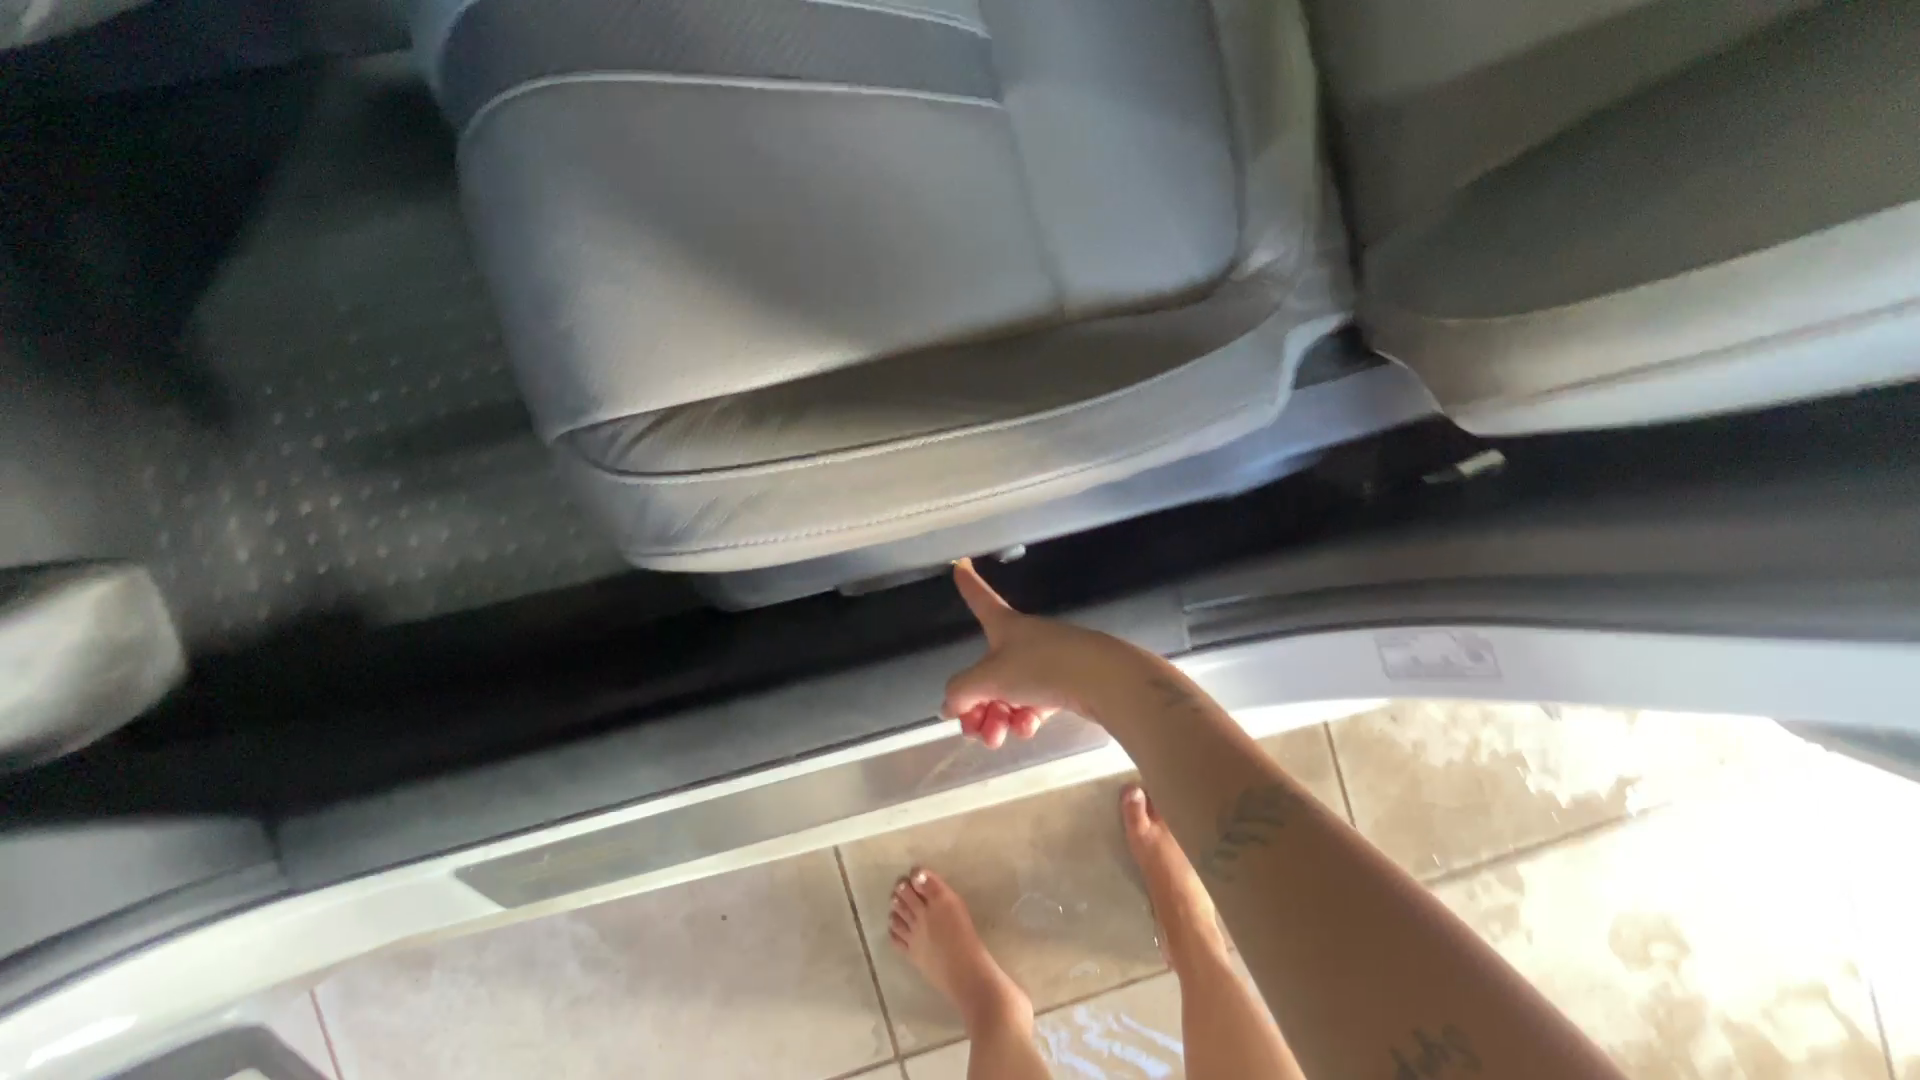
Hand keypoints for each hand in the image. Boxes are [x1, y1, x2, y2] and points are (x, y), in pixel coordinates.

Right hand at [943, 558, 1128, 747]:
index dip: (968, 584)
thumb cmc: (1042, 666)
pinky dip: (1024, 719)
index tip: (960, 564)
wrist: (1103, 680)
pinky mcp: (1064, 686)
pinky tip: (1026, 730)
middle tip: (974, 730)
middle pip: (985, 671)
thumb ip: (961, 692)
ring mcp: (1044, 663)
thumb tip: (950, 707)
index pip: (979, 598)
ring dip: (996, 718)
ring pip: (1007, 694)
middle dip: (974, 704)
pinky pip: (1032, 705)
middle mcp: (1021, 640)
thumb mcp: (989, 679)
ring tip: (997, 738)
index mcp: (1003, 625)